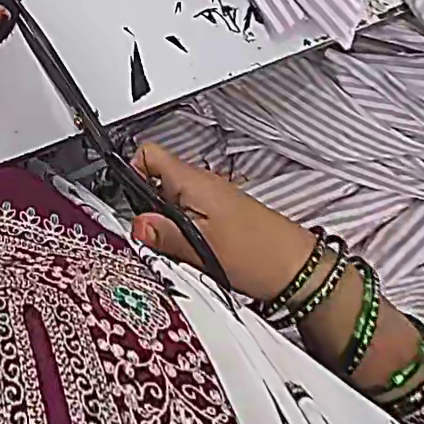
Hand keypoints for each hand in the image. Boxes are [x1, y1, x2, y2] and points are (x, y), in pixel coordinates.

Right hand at [129, 142, 323, 300]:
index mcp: (190, 181)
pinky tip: (192, 255)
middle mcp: (198, 183)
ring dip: (165, 225)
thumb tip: (134, 225)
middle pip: (153, 181)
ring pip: (168, 202)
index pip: (147, 154)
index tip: (125, 201)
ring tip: (178, 250)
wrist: (298, 269)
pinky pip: (185, 215)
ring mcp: (208, 199)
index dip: (130, 172)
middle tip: (154, 237)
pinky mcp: (217, 216)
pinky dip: (182, 234)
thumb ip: (163, 235)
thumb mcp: (202, 249)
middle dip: (146, 210)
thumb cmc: (259, 253)